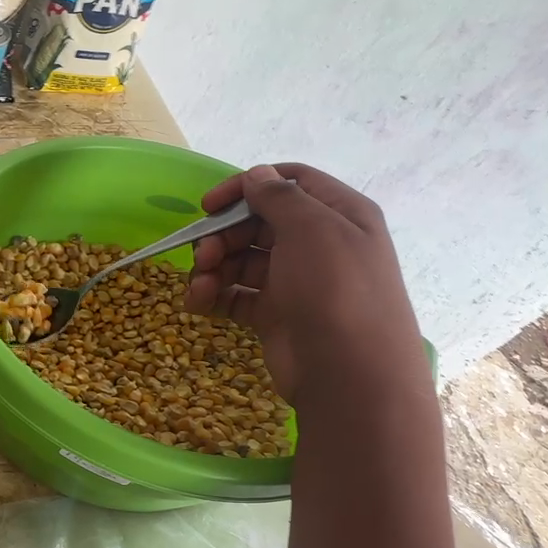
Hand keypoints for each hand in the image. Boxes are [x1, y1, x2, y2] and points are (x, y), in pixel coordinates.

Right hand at [182, 163, 425, 404]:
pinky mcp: (274, 313)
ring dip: (212, 267)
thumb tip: (256, 175)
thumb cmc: (335, 290)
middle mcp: (317, 243)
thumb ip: (279, 197)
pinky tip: (198, 303)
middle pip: (256, 223)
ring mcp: (294, 280)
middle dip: (222, 235)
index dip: (246, 186)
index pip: (288, 183)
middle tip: (203, 255)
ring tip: (200, 286)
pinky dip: (213, 295)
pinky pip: (234, 294)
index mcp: (337, 215)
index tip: (208, 205)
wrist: (349, 373)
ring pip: (241, 259)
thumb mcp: (312, 230)